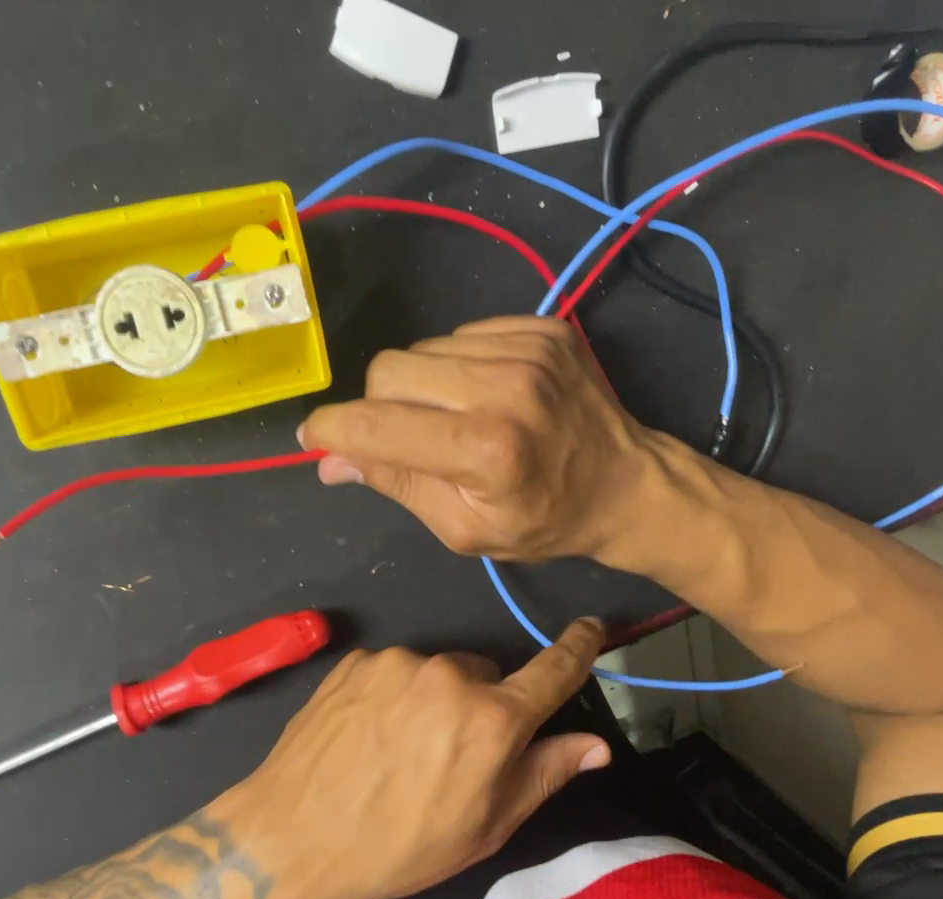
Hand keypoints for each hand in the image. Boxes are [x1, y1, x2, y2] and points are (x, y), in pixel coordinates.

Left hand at [218, 618, 609, 898]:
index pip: (552, 670)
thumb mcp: (486, 827)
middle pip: (486, 676)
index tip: (593, 627)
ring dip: (434, 699)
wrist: (295, 837)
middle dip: (483, 705)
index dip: (578, 647)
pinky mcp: (357, 661)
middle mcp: (449, 675)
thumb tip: (597, 744)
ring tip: (400, 750)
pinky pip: (395, 671)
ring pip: (437, 673)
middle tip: (452, 756)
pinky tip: (368, 735)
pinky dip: (394, 695)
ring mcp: (397, 662)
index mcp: (492, 719)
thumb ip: (544, 774)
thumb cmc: (402, 847)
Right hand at [298, 316, 669, 563]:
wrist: (627, 484)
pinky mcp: (542, 326)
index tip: (315, 439)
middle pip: (389, 371)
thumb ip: (396, 485)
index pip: (375, 424)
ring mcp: (528, 348)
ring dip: (420, 386)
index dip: (332, 430)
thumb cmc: (543, 520)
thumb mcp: (464, 528)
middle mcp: (504, 386)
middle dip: (378, 406)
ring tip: (454, 419)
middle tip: (402, 438)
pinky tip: (485, 395)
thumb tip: (330, 460)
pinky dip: (457, 366)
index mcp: (485, 449)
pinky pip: (462, 335)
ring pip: (423, 350)